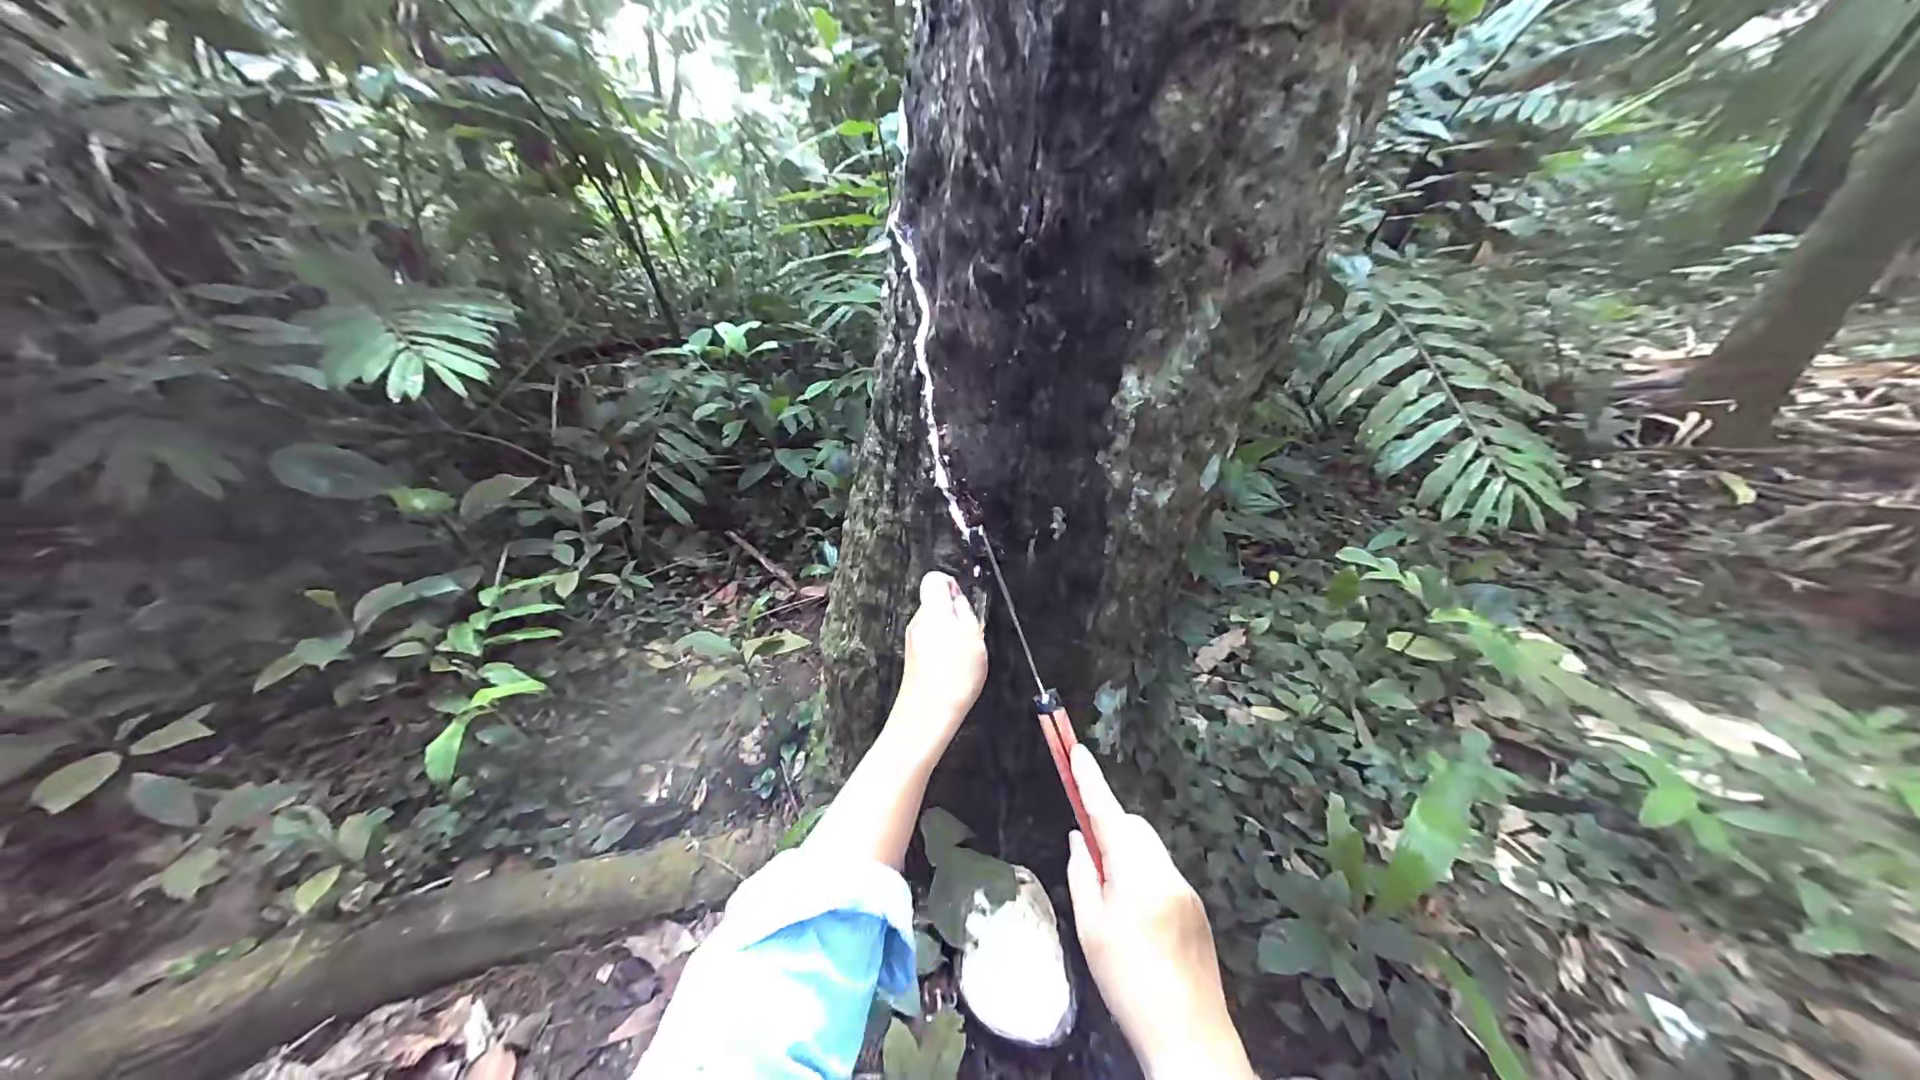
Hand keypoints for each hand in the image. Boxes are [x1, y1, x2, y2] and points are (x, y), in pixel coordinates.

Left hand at [887, 571, 987, 756]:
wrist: (928, 713)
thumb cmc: (953, 678)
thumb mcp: (973, 637)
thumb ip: (966, 612)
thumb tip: (960, 599)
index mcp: (933, 611)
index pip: (935, 579)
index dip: (952, 585)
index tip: (965, 601)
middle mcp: (918, 622)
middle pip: (936, 602)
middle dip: (955, 613)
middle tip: (970, 632)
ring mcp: (913, 640)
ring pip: (935, 623)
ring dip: (951, 633)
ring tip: (964, 655)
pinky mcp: (914, 657)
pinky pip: (932, 642)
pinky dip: (944, 649)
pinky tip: (954, 668)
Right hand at [1065, 744, 1255, 1079]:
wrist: (1189, 1036)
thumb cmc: (1127, 982)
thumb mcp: (1090, 928)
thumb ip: (1082, 873)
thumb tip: (1079, 838)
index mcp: (1136, 872)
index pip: (1106, 812)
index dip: (1090, 780)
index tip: (1078, 750)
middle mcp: (1166, 870)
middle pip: (1134, 826)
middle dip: (1110, 825)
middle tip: (1089, 856)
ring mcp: (1186, 888)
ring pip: (1149, 848)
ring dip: (1126, 852)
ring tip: (1111, 898)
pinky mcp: (1196, 907)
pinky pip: (1163, 871)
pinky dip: (1143, 873)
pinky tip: (1136, 916)